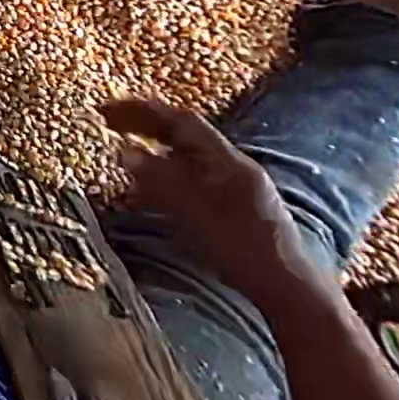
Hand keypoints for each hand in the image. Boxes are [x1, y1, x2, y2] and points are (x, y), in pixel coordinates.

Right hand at [101, 99, 330, 317]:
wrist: (291, 291)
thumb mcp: (196, 215)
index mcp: (228, 163)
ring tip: (121, 139)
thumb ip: (160, 181)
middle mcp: (233, 166)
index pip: (182, 122)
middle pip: (185, 133)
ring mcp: (235, 183)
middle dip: (145, 122)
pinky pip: (191, 169)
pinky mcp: (233, 201)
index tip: (110, 108)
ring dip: (153, 141)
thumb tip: (125, 151)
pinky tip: (148, 173)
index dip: (144, 111)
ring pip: (187, 151)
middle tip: (108, 120)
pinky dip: (164, 162)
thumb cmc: (243, 251)